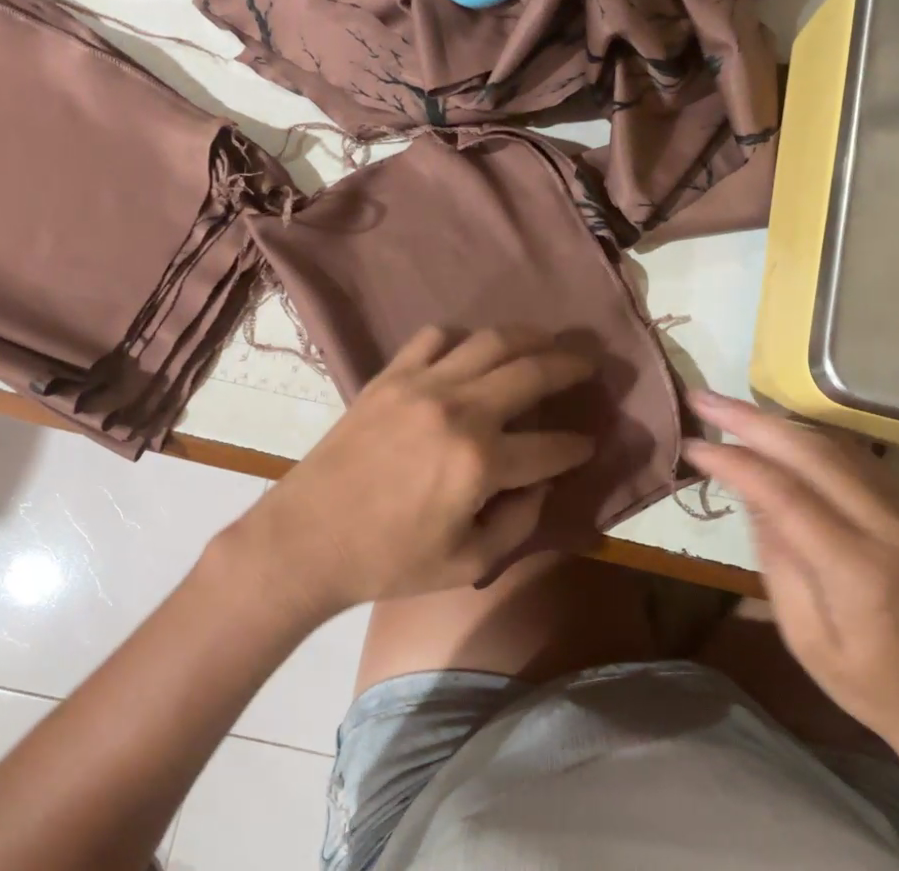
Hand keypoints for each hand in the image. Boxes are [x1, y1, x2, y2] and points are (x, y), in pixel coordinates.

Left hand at [230, 326, 595, 615]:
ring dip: (529, 336)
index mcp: (481, 461)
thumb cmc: (388, 561)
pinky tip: (472, 350)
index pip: (552, 445)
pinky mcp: (389, 377)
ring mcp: (421, 384)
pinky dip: (463, 338)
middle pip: (533, 370)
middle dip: (572, 365)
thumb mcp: (467, 562)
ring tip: (549, 340)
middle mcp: (459, 409)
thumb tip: (542, 485)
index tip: (590, 443)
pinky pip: (435, 337)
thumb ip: (518, 522)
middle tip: (593, 362)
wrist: (306, 540)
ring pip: (490, 341)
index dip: (578, 446)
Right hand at [681, 391, 898, 758]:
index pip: (786, 494)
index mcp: (857, 569)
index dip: (735, 461)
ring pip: (835, 446)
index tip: (693, 444)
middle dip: (752, 421)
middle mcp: (888, 527)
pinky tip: (776, 432)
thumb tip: (750, 493)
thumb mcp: (803, 634)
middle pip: (813, 453)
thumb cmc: (863, 681)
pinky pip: (852, 458)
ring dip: (778, 422)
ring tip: (729, 409)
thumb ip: (776, 558)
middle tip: (703, 398)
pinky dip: (807, 438)